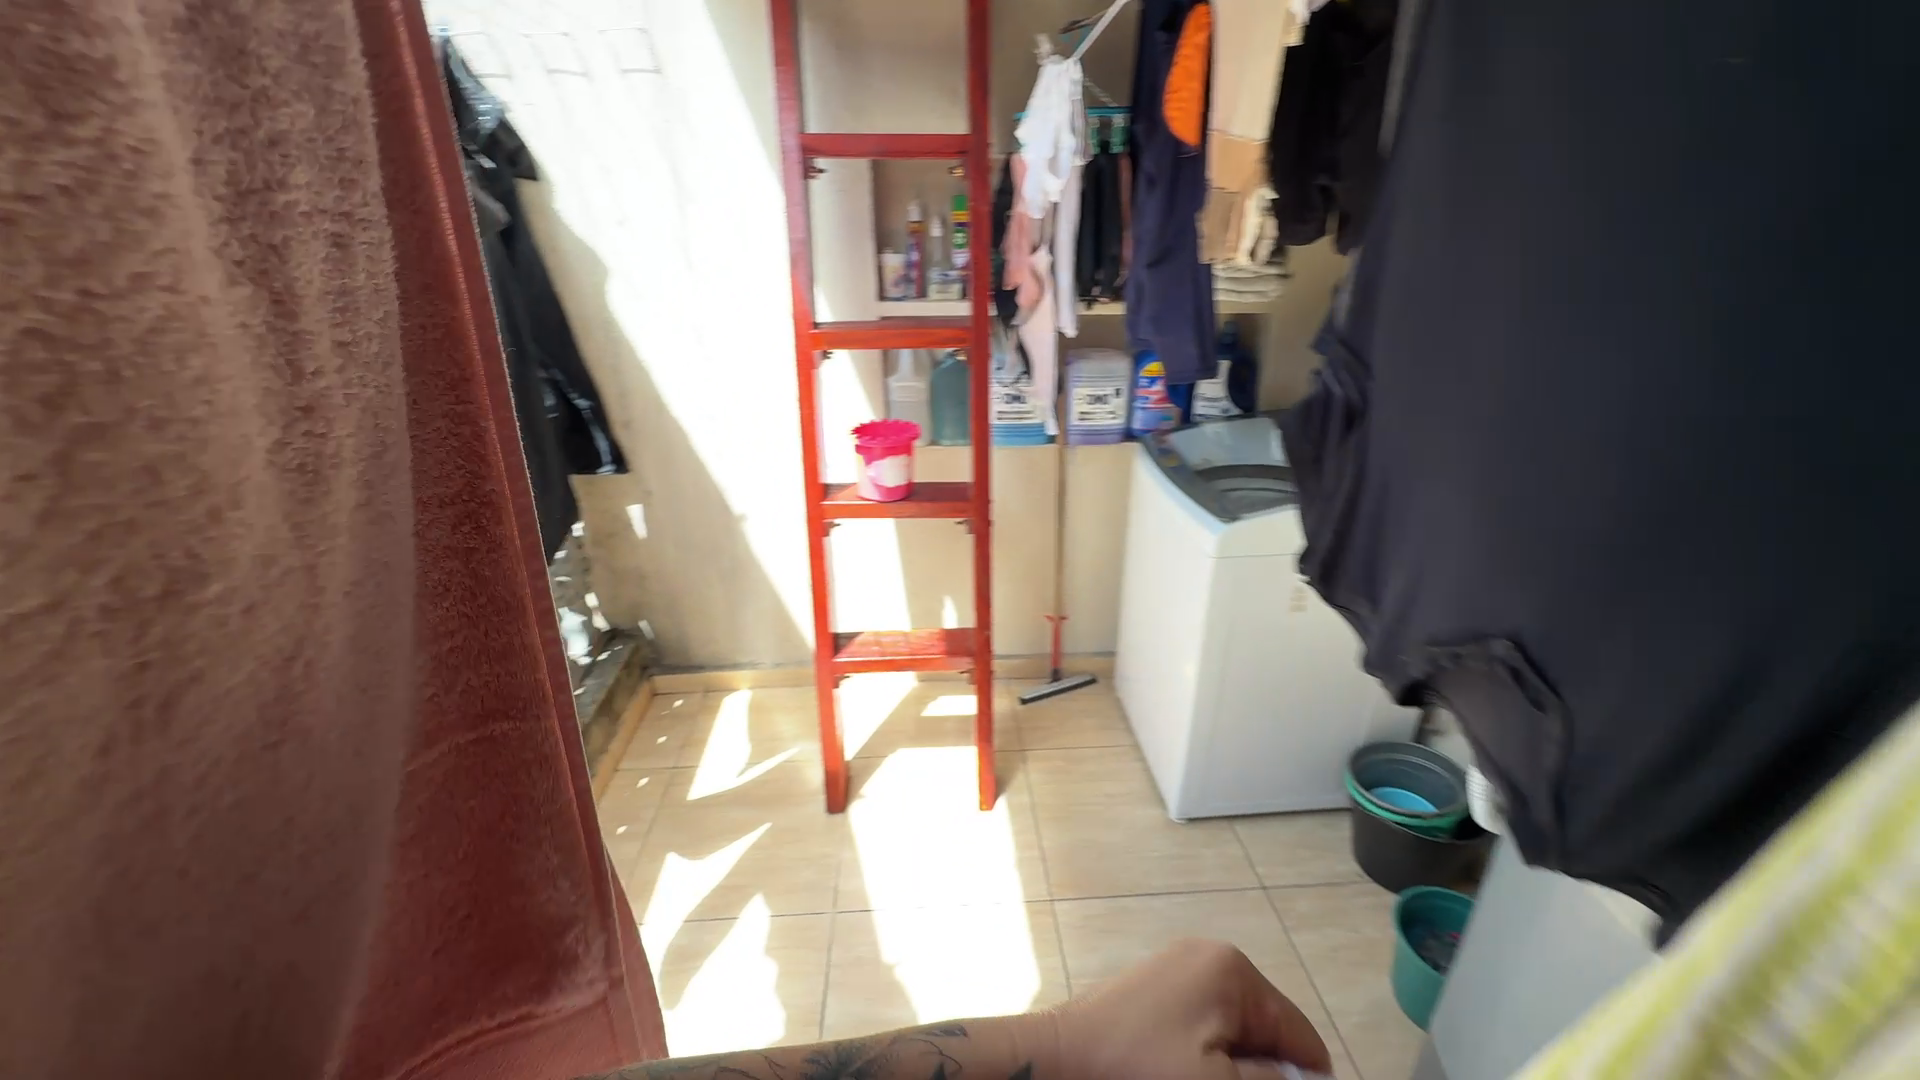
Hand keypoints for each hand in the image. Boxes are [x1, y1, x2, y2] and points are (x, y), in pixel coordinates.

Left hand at [1040, 939, 1333, 1079]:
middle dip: (1261, 1073)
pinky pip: (1202, 1030)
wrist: (1060, 1058)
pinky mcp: (1155, 992)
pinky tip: (1181, 1074)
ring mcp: (1178, 971)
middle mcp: (1208, 957)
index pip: (1300, 1036)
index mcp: (1232, 970)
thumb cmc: (1142, 1069)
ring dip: (1232, 1069)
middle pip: (1266, 1035)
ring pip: (1234, 1037)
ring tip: (1199, 1078)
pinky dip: (1205, 1061)